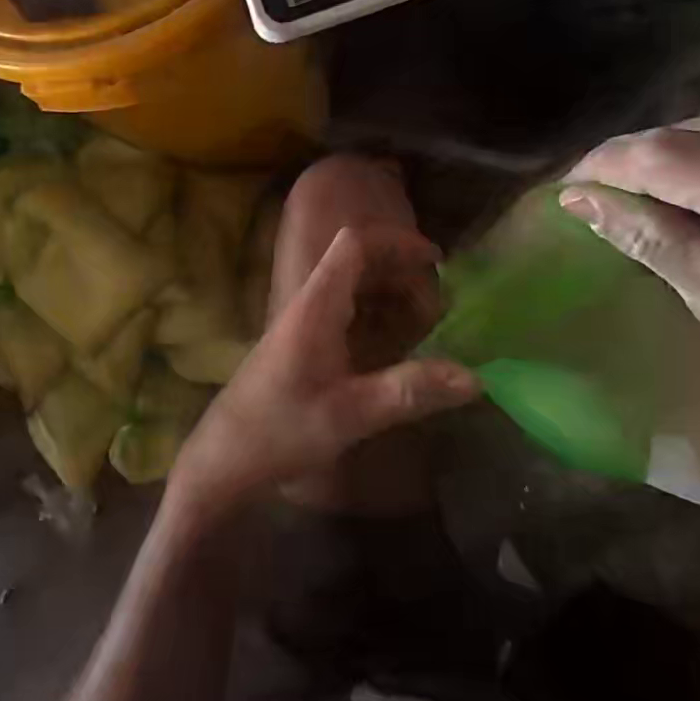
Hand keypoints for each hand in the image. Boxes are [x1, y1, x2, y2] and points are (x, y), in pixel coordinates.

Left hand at [168, 226, 478, 518]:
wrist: (225, 458)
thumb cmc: (281, 431)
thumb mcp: (351, 414)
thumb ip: (410, 391)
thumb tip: (474, 378)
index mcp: (316, 306)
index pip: (353, 245)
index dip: (396, 242)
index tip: (436, 260)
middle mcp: (307, 304)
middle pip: (355, 261)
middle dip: (400, 271)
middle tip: (437, 301)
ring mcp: (301, 323)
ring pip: (349, 286)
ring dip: (388, 293)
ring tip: (424, 322)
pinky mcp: (300, 344)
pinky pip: (342, 311)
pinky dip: (373, 315)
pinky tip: (393, 345)